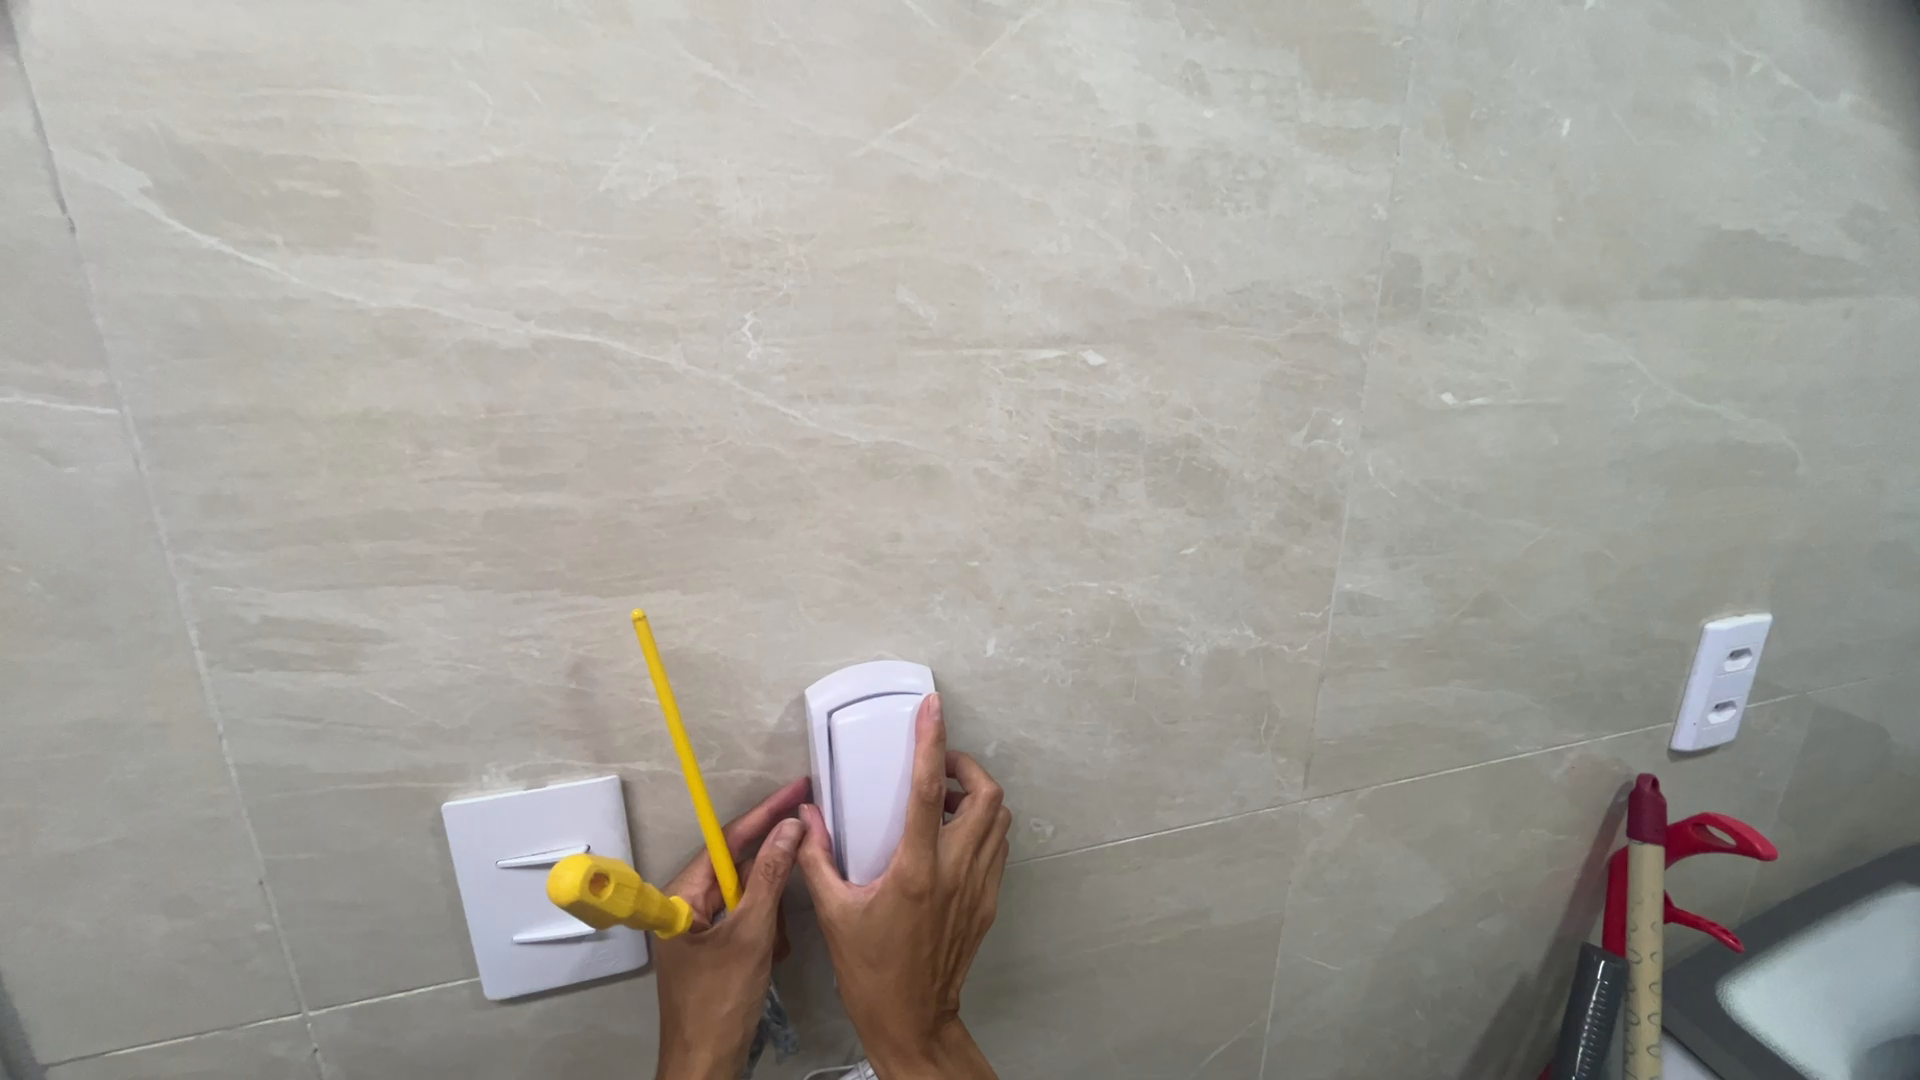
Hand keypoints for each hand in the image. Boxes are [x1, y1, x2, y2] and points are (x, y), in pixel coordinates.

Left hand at [655, 777, 809, 1079]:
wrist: (706, 1067)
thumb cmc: (721, 1000)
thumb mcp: (752, 933)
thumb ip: (771, 875)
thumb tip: (790, 825)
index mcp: (681, 895)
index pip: (728, 839)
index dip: (765, 813)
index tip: (797, 789)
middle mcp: (686, 903)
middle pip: (739, 863)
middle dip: (773, 867)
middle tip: (809, 840)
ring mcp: (699, 926)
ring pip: (748, 892)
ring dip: (771, 905)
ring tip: (778, 936)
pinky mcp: (713, 945)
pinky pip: (747, 916)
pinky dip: (766, 926)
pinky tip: (775, 949)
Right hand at [796, 694, 1009, 1079]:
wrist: (914, 1021)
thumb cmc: (871, 971)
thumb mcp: (833, 914)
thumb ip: (816, 858)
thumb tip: (805, 817)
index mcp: (914, 870)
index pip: (927, 791)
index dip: (931, 743)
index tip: (932, 709)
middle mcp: (954, 871)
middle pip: (986, 795)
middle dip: (967, 767)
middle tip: (939, 766)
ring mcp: (979, 886)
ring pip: (999, 818)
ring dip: (977, 796)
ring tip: (943, 799)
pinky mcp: (989, 901)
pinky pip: (998, 846)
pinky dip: (983, 826)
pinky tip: (952, 836)